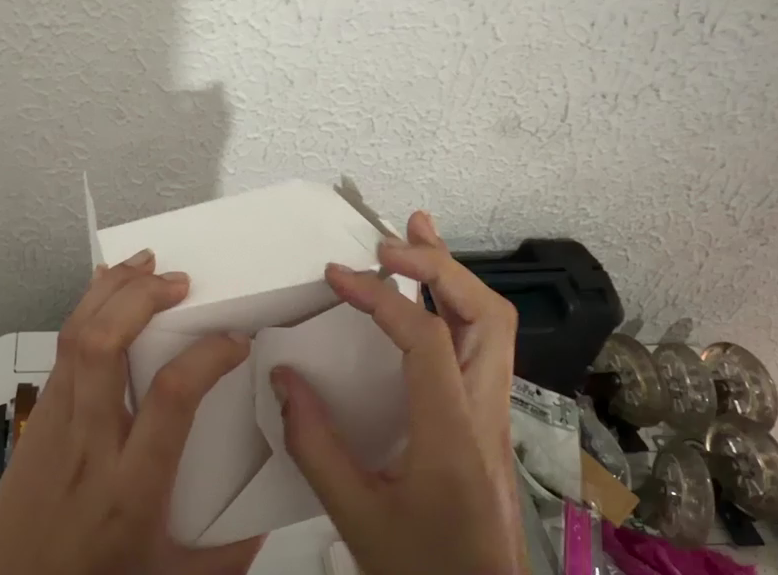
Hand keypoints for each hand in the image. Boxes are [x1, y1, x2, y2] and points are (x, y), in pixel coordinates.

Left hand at [0, 250, 267, 574]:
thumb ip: (224, 554)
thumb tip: (265, 519)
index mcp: (130, 486)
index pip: (170, 399)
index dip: (206, 357)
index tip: (234, 342)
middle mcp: (89, 443)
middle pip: (104, 345)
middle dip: (142, 298)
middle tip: (180, 282)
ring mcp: (55, 423)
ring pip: (74, 336)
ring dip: (110, 290)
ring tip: (145, 264)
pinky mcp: (39, 415)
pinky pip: (60, 348)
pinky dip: (85, 310)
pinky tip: (105, 292)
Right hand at [270, 211, 523, 574]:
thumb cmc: (421, 568)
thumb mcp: (355, 517)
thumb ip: (315, 445)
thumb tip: (282, 377)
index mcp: (453, 434)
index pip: (427, 339)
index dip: (380, 297)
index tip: (335, 276)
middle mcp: (486, 413)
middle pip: (487, 316)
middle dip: (439, 265)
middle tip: (388, 242)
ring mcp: (495, 417)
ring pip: (494, 327)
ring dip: (453, 277)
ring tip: (417, 236)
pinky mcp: (488, 424)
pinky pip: (481, 347)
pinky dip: (454, 306)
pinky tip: (428, 299)